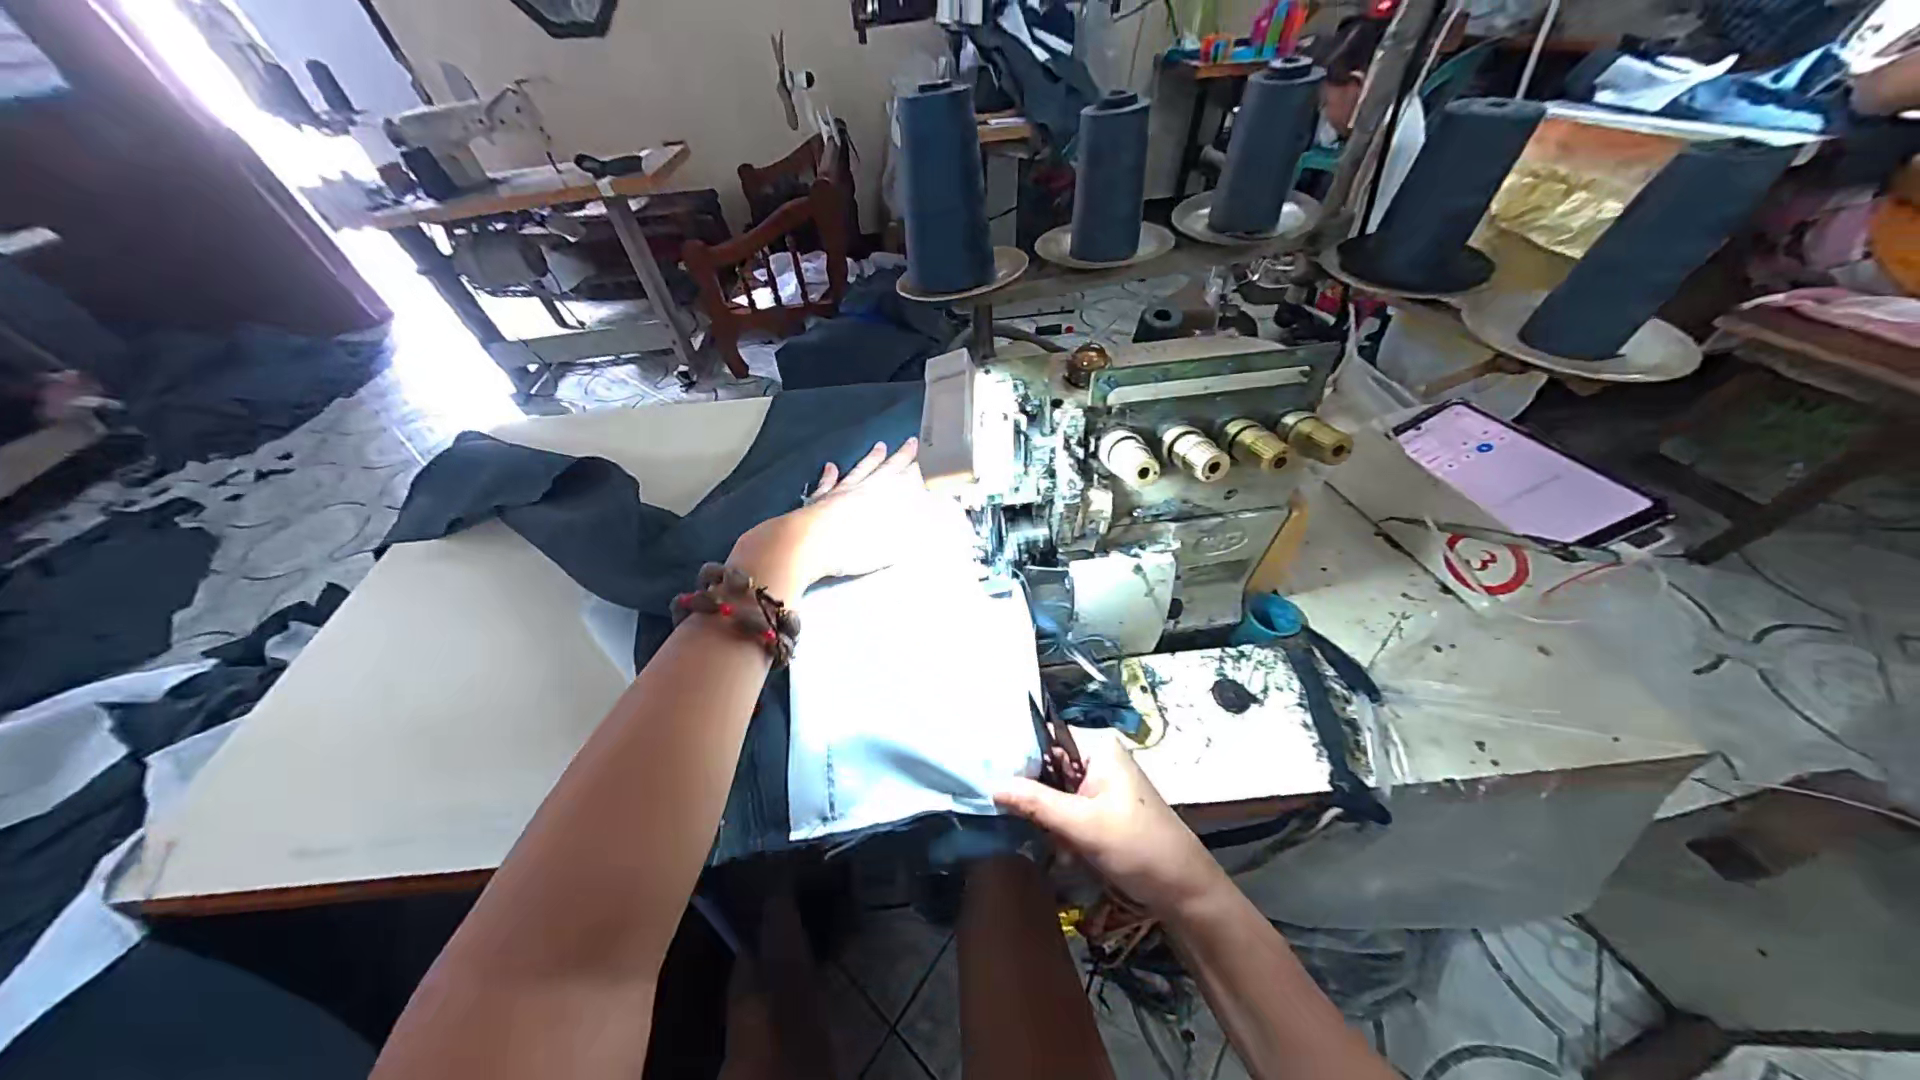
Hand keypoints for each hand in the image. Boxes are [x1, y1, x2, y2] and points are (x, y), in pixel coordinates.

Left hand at [729, 439, 971, 597]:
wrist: (802, 546)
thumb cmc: (845, 548)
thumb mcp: (884, 548)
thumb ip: (905, 537)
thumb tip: (926, 529)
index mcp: (878, 500)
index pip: (902, 480)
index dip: (914, 468)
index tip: (926, 457)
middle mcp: (859, 491)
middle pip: (883, 470)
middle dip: (899, 457)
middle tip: (910, 442)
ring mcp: (836, 493)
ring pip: (857, 471)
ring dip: (869, 460)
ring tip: (879, 446)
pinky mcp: (816, 502)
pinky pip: (826, 484)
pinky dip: (829, 476)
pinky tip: (830, 467)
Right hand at [994, 737, 1230, 917]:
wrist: (1184, 891)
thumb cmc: (1137, 846)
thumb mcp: (1082, 824)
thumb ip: (1035, 802)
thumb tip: (992, 785)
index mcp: (1098, 749)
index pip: (1047, 740)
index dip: (1022, 759)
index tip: (998, 781)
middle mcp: (1098, 762)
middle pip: (1048, 771)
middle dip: (1039, 803)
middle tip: (1039, 828)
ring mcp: (1101, 788)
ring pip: (1055, 797)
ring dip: (1052, 825)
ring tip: (1063, 849)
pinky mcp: (1102, 813)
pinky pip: (1068, 815)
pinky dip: (1064, 835)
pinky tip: (1071, 856)